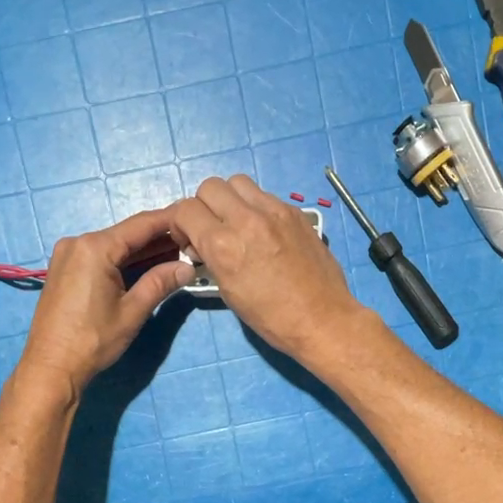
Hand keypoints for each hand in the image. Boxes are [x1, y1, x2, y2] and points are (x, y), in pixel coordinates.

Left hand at [19, 209, 192, 390]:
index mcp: (95, 247)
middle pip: (126, 234)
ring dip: (141, 252)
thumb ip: (160, 284)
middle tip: (189, 245)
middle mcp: (78, 242)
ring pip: (113, 246)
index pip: (141, 225)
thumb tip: (187, 268)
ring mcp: (68, 255)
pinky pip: (99, 257)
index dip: (169, 221)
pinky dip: (122, 261)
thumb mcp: (132, 312)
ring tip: (174, 257)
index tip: (192, 219)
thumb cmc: (93, 340)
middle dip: (158, 240)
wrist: (51, 366)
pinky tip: (144, 267)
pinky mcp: (64, 269)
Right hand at [168, 176, 378, 360]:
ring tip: (238, 224)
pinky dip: (256, 207)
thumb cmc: (271, 318)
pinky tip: (264, 231)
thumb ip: (211, 257)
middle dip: (204, 206)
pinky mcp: (295, 212)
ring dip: (231, 200)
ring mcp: (274, 211)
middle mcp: (246, 219)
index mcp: (224, 245)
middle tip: (213, 228)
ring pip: (238, 183)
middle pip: (210, 187)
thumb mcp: (229, 292)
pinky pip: (265, 195)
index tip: (189, 238)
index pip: (185, 209)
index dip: (181, 223)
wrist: (321, 319)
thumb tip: (202, 243)